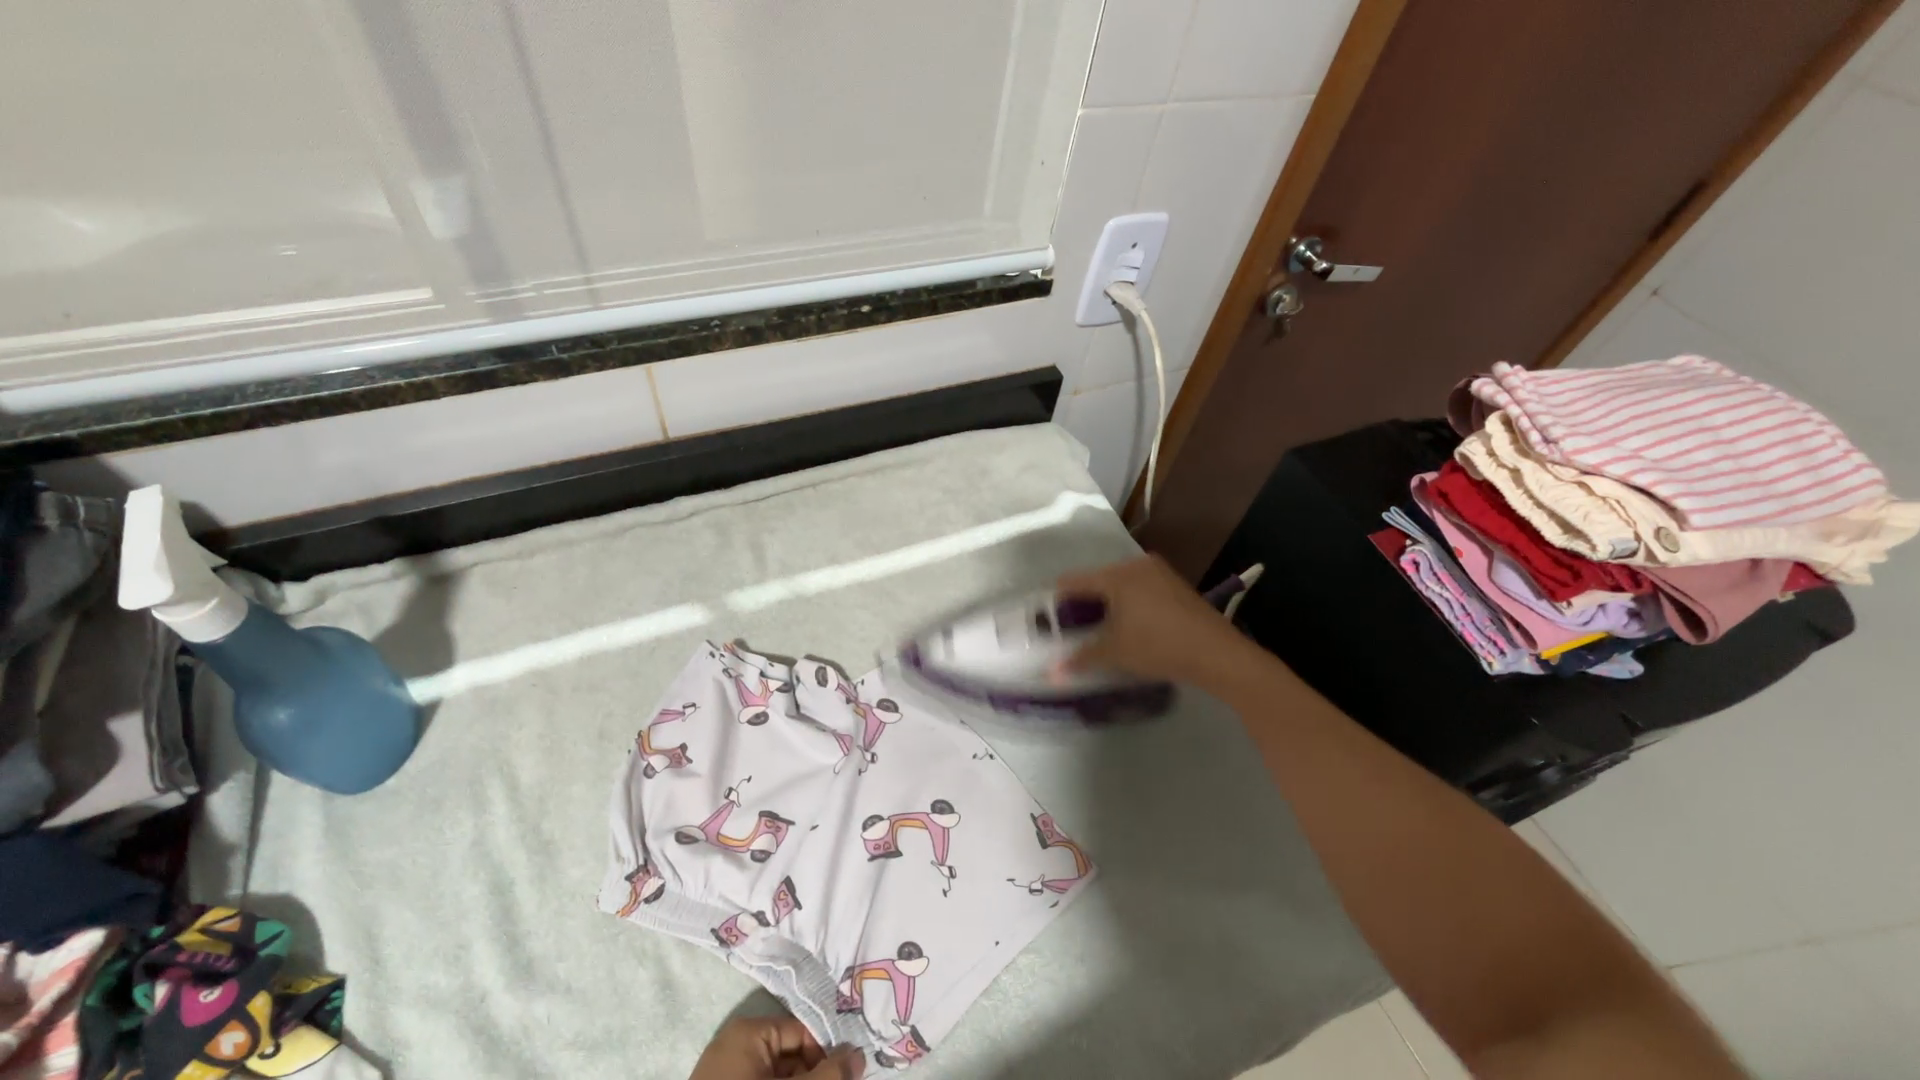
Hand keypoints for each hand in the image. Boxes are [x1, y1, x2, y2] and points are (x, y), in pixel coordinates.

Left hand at [688, 1016, 864, 1079]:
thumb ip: (830, 1074)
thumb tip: (859, 1054)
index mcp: (751, 1033)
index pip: (803, 1032)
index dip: (828, 1054)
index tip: (849, 1075)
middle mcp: (738, 1046)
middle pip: (793, 1054)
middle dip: (816, 1074)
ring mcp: (729, 1074)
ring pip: (780, 1075)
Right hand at [1057, 555, 1254, 686]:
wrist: (1217, 653)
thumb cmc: (1159, 647)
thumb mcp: (1115, 653)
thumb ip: (1081, 658)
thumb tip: (1052, 673)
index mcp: (1116, 575)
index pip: (1072, 581)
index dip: (1055, 601)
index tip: (1047, 622)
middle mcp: (1136, 565)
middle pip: (1096, 580)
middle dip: (1082, 604)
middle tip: (1072, 630)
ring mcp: (1159, 572)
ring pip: (1119, 585)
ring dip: (1106, 605)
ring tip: (1099, 632)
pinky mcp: (1175, 585)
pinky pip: (1139, 589)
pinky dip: (1127, 604)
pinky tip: (1128, 627)